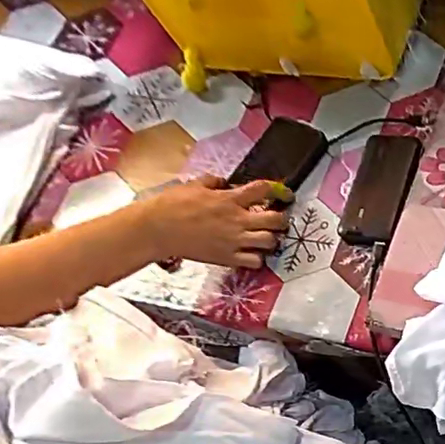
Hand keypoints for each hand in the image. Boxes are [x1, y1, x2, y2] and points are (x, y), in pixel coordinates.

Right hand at [146, 176, 290, 268]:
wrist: (159, 229)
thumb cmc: (173, 204)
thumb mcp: (194, 185)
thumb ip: (214, 182)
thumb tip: (225, 182)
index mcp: (229, 199)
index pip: (262, 190)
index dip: (279, 191)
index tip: (285, 194)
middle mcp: (237, 220)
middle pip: (275, 220)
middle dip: (281, 219)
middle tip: (278, 220)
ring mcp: (235, 241)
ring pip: (269, 242)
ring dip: (272, 240)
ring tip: (265, 238)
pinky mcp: (230, 258)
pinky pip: (256, 261)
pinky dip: (258, 258)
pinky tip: (252, 254)